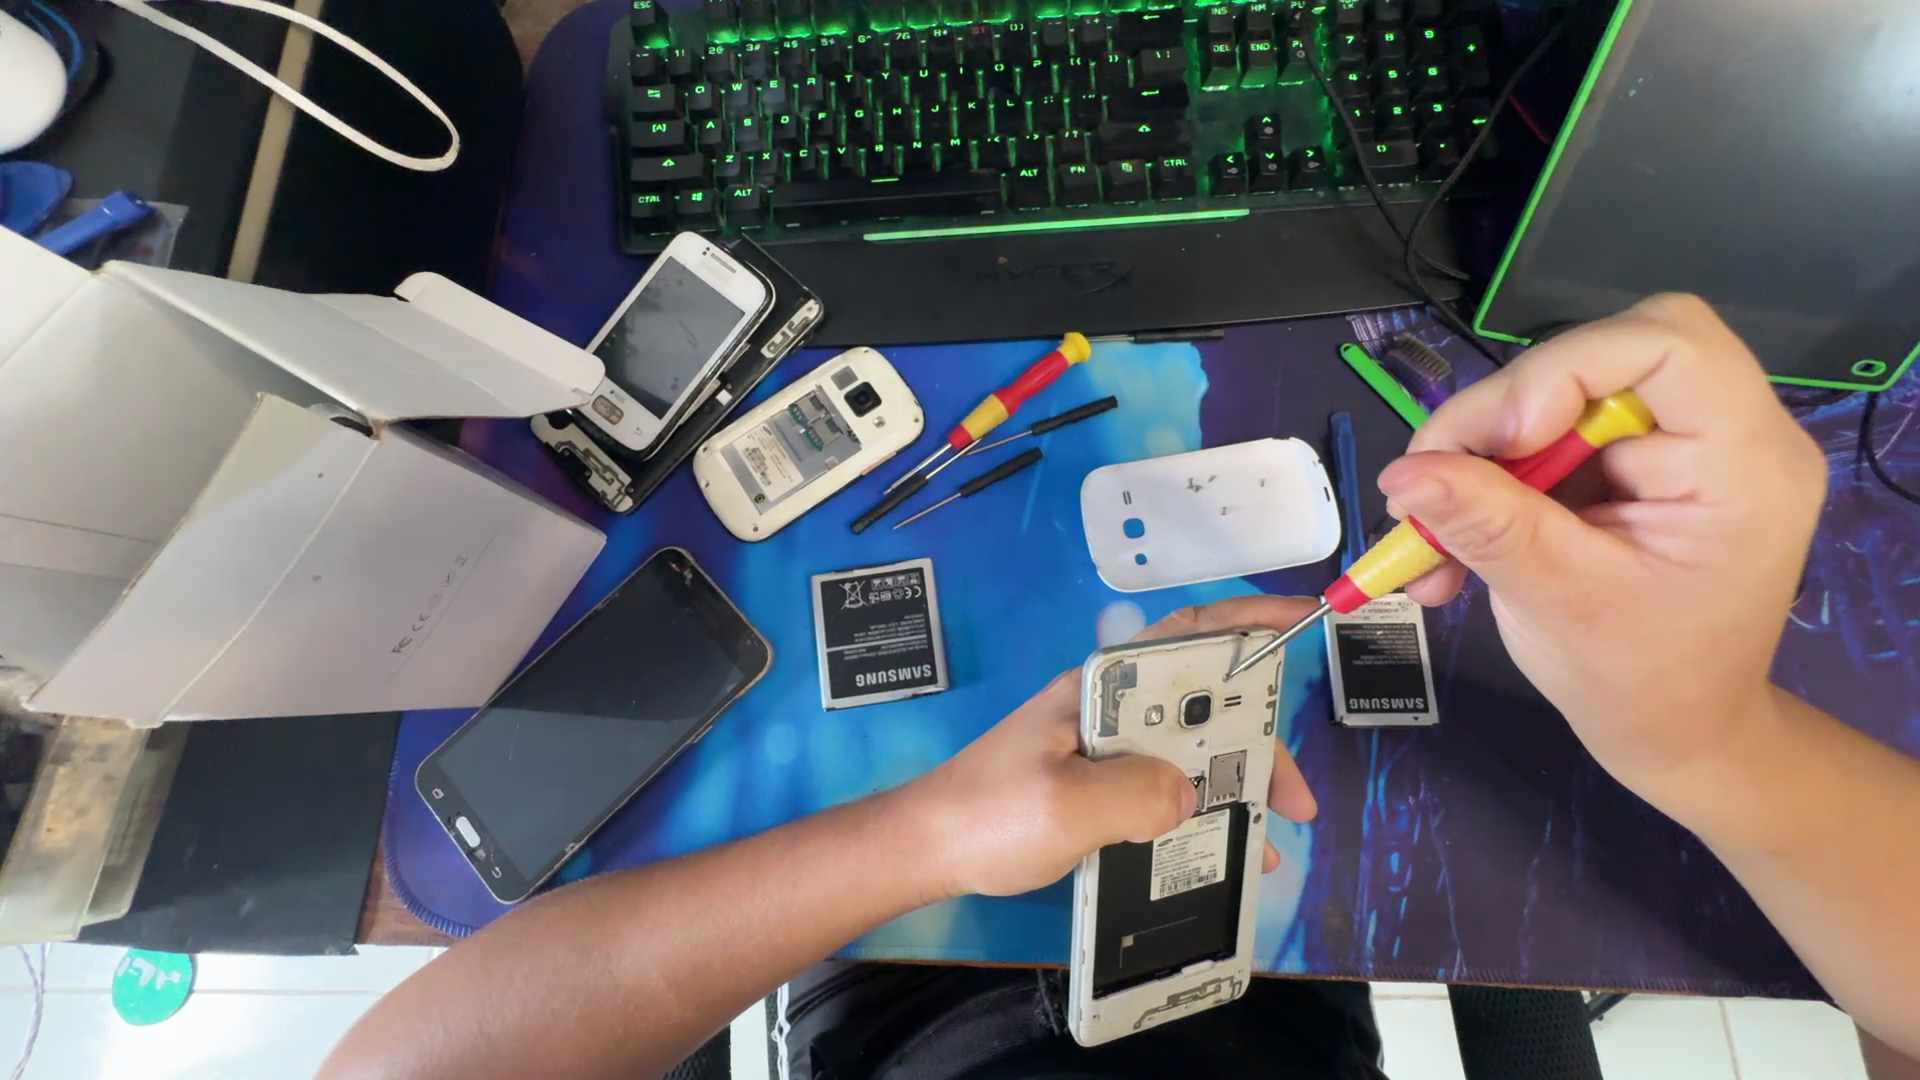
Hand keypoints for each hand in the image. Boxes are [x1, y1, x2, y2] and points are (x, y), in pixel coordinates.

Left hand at [905, 596, 1321, 899]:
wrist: (929, 845)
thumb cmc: (991, 816)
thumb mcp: (1068, 807)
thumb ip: (1137, 795)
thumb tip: (1190, 792)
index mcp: (1102, 691)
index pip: (1184, 635)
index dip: (1245, 618)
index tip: (1301, 617)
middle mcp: (1108, 708)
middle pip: (1199, 703)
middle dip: (1256, 741)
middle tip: (1297, 799)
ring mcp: (1100, 744)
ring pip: (1184, 748)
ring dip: (1231, 784)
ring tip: (1271, 835)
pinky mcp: (1092, 780)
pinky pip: (1159, 784)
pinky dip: (1196, 809)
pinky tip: (1221, 847)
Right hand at [1378, 294, 1825, 791]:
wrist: (1663, 725)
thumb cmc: (1636, 676)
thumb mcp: (1554, 598)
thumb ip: (1483, 525)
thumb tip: (1401, 473)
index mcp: (1736, 463)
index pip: (1662, 342)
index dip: (1561, 372)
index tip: (1499, 444)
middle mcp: (1700, 437)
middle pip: (1580, 365)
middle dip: (1486, 422)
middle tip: (1425, 487)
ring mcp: (1647, 453)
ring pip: (1532, 406)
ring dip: (1460, 468)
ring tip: (1422, 542)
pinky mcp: (1602, 473)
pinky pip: (1517, 450)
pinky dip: (1466, 492)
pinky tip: (1440, 552)